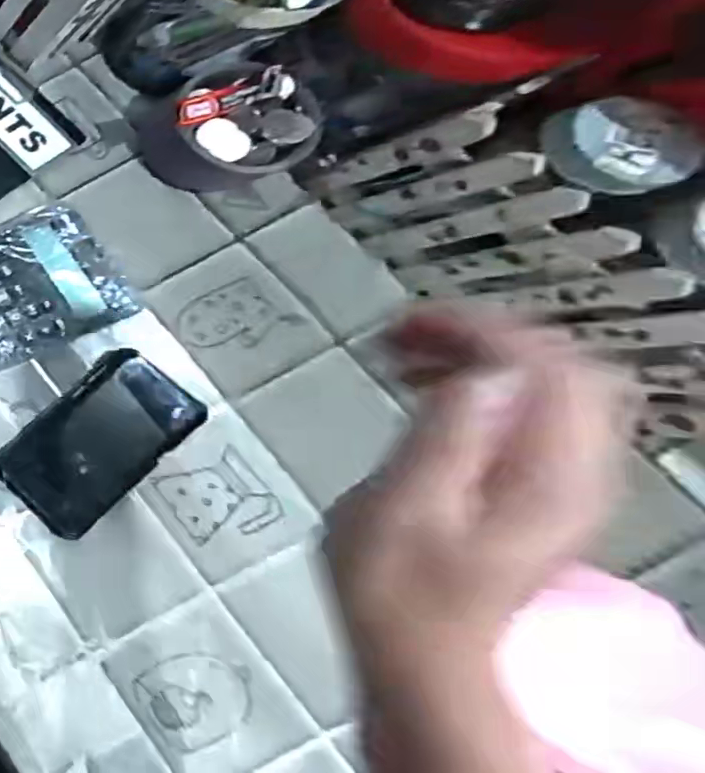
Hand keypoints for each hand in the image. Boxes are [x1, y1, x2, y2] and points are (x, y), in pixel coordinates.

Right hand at [325, 307, 631, 688]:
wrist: (417, 646)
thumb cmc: (396, 581)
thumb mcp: (406, 504)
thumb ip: (447, 436)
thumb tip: (481, 375)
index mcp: (544, 476)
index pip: (553, 371)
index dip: (485, 331)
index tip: (412, 322)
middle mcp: (572, 474)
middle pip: (567, 372)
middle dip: (486, 335)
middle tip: (405, 332)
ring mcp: (557, 482)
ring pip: (551, 388)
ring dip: (479, 355)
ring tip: (404, 350)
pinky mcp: (529, 486)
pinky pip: (527, 412)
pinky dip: (478, 383)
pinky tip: (425, 385)